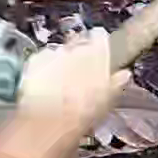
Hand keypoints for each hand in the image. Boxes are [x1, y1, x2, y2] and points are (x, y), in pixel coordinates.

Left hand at [12, 28, 130, 141]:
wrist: (48, 120)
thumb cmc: (83, 113)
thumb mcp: (106, 101)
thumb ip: (115, 83)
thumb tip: (124, 75)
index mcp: (96, 53)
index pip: (99, 38)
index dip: (99, 46)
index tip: (98, 56)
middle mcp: (74, 47)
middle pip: (78, 43)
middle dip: (78, 55)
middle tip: (78, 75)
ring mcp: (52, 52)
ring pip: (59, 52)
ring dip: (60, 62)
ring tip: (59, 85)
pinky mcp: (34, 61)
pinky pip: (42, 61)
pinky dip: (43, 69)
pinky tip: (45, 86)